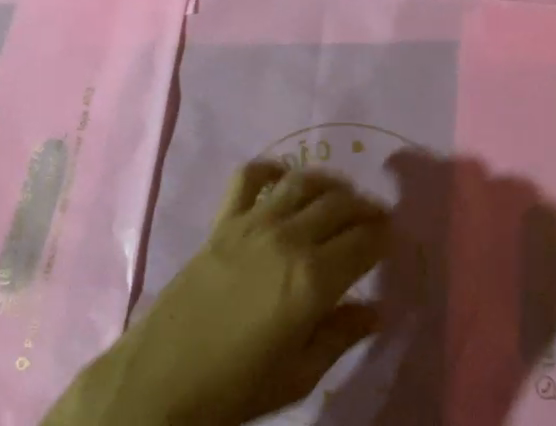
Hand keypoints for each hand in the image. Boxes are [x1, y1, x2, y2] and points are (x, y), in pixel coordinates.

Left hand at [47, 163, 390, 425]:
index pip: (366, 241)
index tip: (394, 239)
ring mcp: (252, 224)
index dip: (386, 236)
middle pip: (341, 204)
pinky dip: (270, 168)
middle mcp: (289, 239)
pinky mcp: (221, 222)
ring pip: (303, 183)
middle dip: (366, 208)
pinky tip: (283, 177)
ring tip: (342, 196)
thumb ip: (341, 335)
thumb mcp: (299, 374)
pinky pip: (249, 177)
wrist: (161, 380)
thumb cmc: (236, 387)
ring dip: (331, 184)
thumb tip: (376, 310)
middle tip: (376, 218)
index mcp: (313, 280)